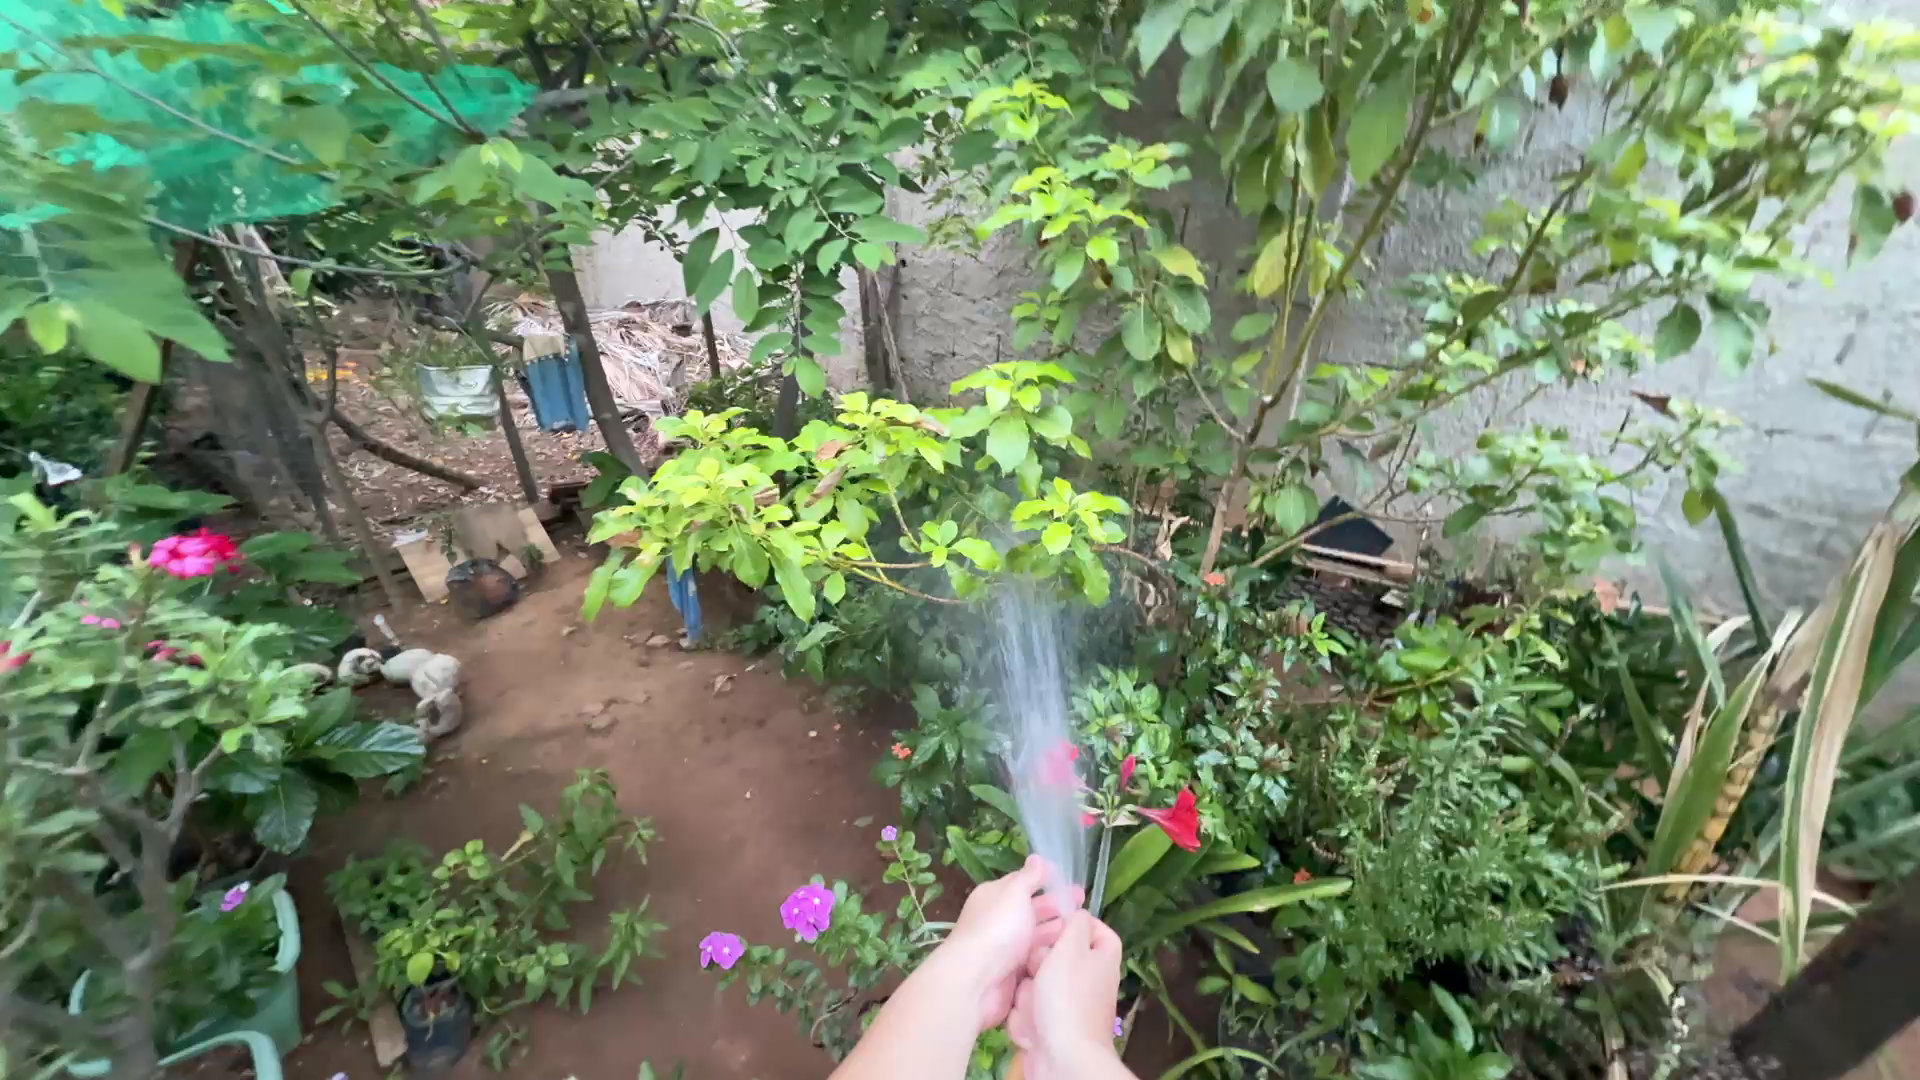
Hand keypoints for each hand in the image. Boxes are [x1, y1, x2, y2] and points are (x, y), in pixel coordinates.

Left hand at [931, 855, 1081, 1032]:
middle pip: (1032, 909)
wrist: (976, 981)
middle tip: (1084, 904)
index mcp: (996, 896)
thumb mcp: (1014, 894)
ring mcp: (1007, 947)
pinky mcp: (1014, 972)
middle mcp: (1000, 919)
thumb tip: (1037, 856)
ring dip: (1057, 929)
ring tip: (1083, 928)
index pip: (1023, 883)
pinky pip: (1036, 957)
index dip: (1046, 879)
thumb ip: (1028, 877)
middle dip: (1057, 905)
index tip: (1070, 880)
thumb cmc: (997, 928)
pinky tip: (1071, 951)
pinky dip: (1050, 953)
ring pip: (1037, 934)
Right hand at [1007, 909, 1123, 1078]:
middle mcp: (1087, 981)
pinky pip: (1030, 1010)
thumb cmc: (1068, 996)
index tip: (1054, 923)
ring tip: (1033, 1003)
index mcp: (1101, 959)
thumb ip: (1075, 923)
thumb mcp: (1071, 947)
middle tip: (1038, 968)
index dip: (1076, 923)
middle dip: (1041, 962)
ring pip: (1038, 982)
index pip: (1096, 929)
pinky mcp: (1050, 1027)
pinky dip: (1027, 1016)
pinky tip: (1030, 1024)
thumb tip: (1077, 913)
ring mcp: (1068, 1006)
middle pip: (1058, 955)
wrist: (1063, 1059)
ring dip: (1030, 992)